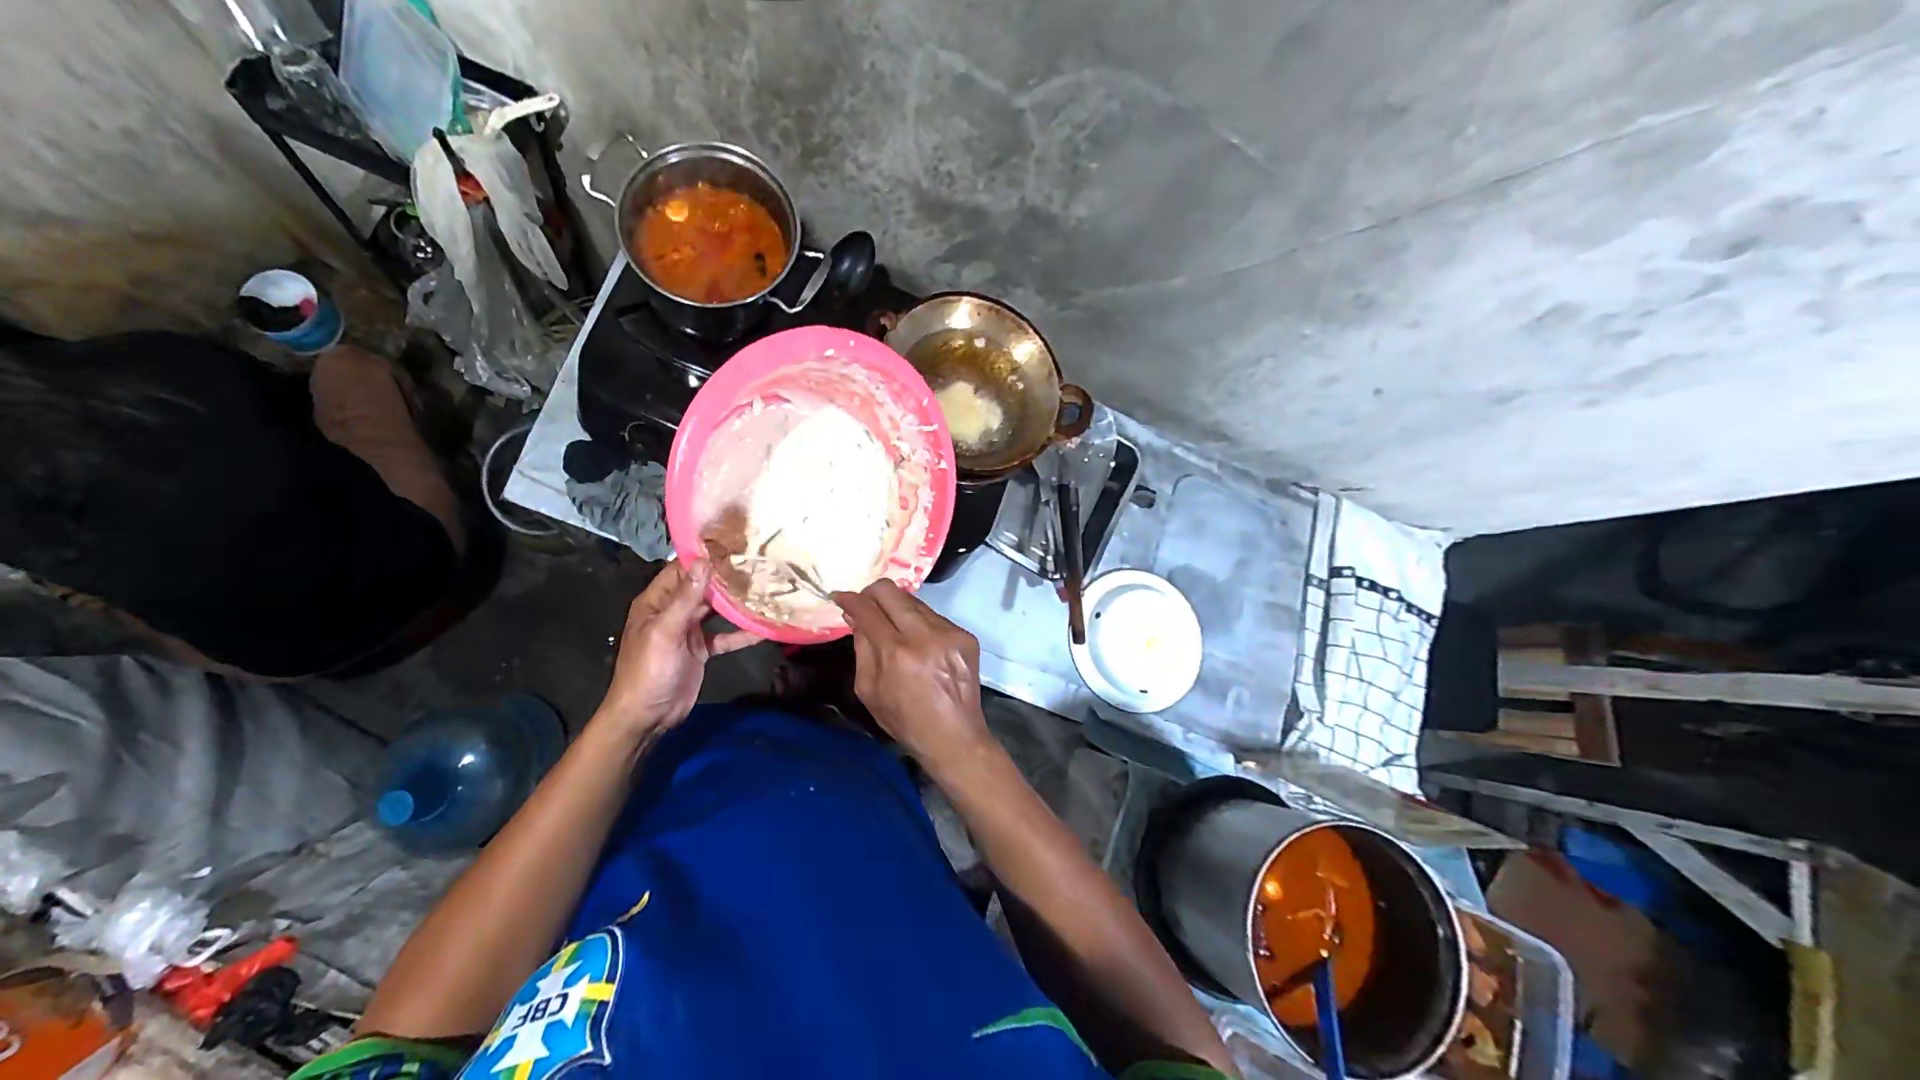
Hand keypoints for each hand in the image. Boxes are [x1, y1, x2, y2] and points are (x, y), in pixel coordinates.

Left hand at [594, 560, 760, 738]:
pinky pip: (725, 636)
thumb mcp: (665, 630)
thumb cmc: (649, 670)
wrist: (646, 716)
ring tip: (765, 588)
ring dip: (737, 603)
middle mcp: (672, 611)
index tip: (733, 545)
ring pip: (716, 610)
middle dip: (726, 577)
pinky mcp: (701, 650)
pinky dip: (742, 633)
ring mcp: (688, 631)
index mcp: (656, 602)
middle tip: (758, 563)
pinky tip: (764, 628)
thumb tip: (704, 560)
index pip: (681, 571)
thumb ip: (686, 597)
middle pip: (702, 588)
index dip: (704, 557)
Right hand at [832, 580, 990, 765]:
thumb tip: (855, 617)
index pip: (868, 610)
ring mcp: (950, 633)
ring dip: (897, 608)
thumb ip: (862, 648)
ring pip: (914, 601)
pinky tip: (917, 642)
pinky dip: (919, 622)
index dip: (850, 600)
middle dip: (872, 593)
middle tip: (864, 604)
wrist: (954, 737)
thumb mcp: (869, 690)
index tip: (840, 597)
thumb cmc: (905, 721)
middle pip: (892, 592)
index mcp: (897, 653)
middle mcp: (925, 635)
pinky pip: (934, 616)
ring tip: (891, 626)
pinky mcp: (965, 636)